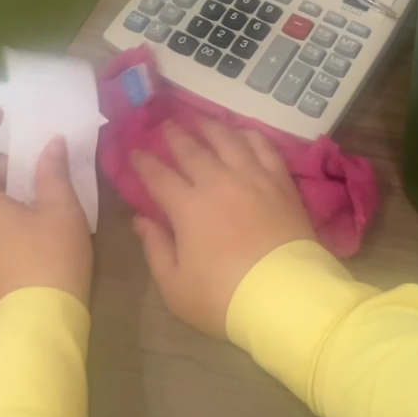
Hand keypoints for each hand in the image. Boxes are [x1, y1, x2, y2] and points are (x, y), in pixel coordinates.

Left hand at [0, 108, 92, 310]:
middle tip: (37, 161)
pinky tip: (35, 221)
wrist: (37, 326)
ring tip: (42, 190)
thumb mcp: (61, 209)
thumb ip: (52, 172)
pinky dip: (0, 211)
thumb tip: (50, 144)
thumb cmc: (49, 259)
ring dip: (2, 188)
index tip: (1, 118)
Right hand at [131, 118, 315, 337]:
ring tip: (200, 119)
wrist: (283, 293)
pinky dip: (249, 134)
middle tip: (166, 124)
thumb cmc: (223, 297)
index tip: (135, 151)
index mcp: (188, 207)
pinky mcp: (279, 179)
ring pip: (227, 139)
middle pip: (192, 149)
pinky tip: (242, 131)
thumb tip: (140, 219)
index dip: (144, 162)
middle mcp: (218, 181)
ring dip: (210, 126)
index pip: (159, 176)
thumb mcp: (175, 286)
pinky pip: (262, 146)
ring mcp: (252, 176)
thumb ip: (155, 248)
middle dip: (175, 135)